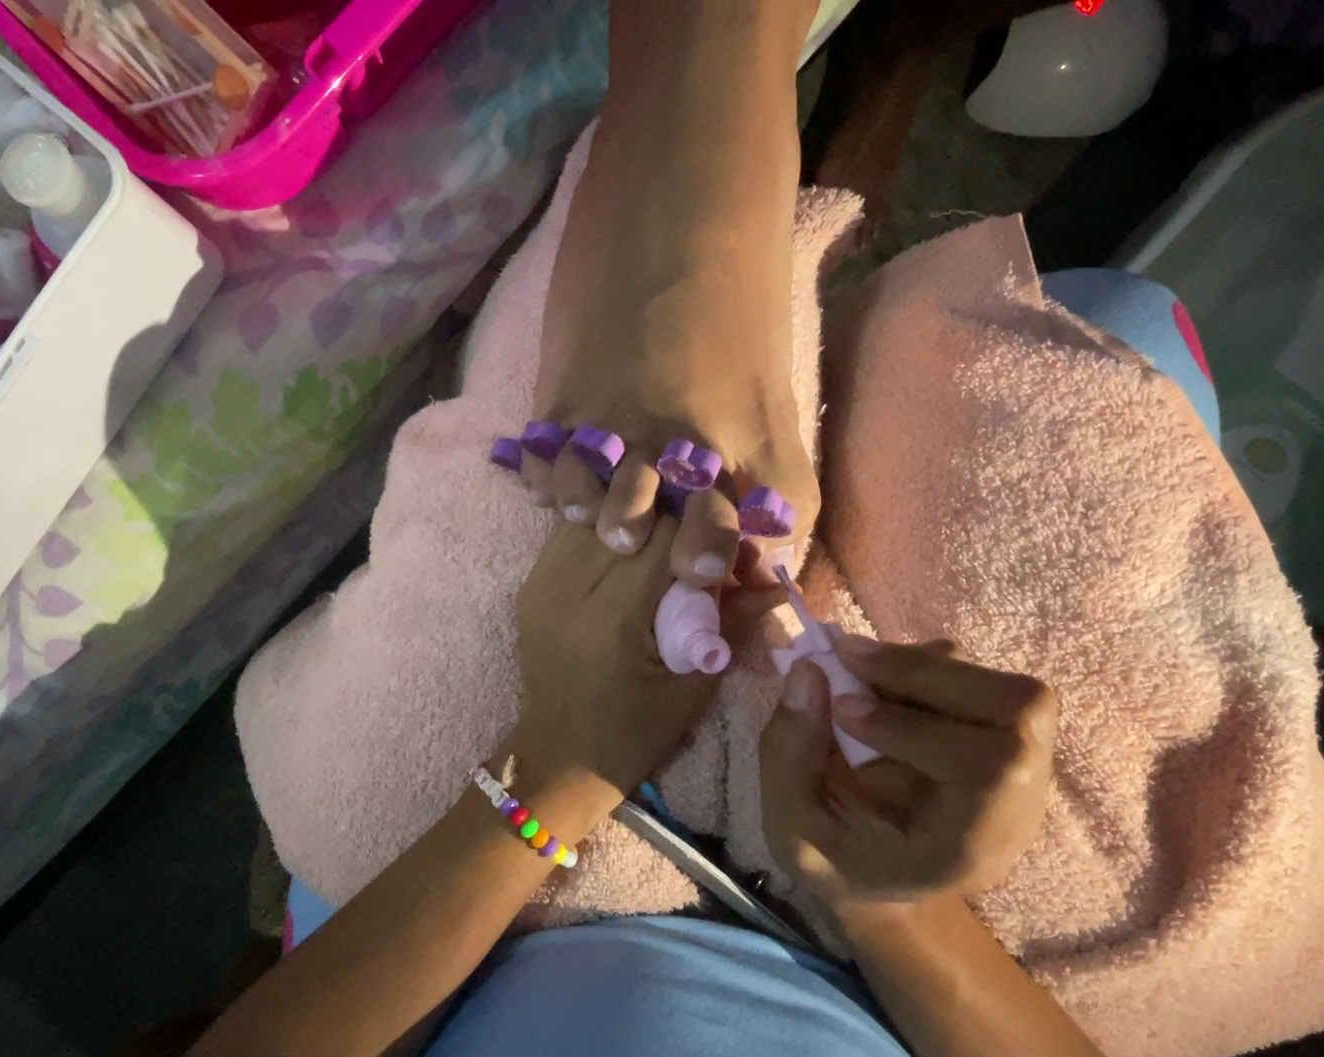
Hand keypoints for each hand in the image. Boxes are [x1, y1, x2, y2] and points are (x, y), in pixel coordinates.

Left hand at [503, 518, 727, 815]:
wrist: (559, 756)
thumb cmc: (634, 733)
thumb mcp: (693, 687)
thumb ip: (731, 626)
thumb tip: (777, 581)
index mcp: (615, 618)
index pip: (668, 536)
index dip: (700, 535)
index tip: (716, 554)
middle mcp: (571, 590)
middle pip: (631, 517)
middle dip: (669, 523)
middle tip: (690, 545)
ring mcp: (541, 584)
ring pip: (595, 515)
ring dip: (631, 521)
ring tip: (655, 545)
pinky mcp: (528, 585)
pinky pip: (568, 536)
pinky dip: (598, 533)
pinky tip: (621, 550)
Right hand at [517, 8, 821, 589]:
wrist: (684, 188)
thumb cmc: (743, 279)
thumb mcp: (777, 381)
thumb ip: (768, 464)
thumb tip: (755, 536)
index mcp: (755, 442)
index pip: (751, 553)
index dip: (736, 586)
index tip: (724, 600)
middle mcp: (686, 445)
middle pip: (666, 547)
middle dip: (661, 565)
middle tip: (650, 556)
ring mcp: (617, 422)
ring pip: (594, 513)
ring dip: (596, 519)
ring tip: (598, 505)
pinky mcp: (561, 395)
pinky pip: (546, 469)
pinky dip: (549, 481)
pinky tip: (555, 470)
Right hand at [759, 636, 1057, 905]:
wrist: (880, 876)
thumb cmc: (834, 858)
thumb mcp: (789, 824)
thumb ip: (787, 753)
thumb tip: (807, 669)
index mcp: (968, 843)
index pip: (989, 768)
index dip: (915, 726)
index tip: (840, 710)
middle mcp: (1016, 804)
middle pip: (1018, 711)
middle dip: (924, 671)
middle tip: (846, 654)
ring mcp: (1022, 769)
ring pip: (1003, 687)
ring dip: (922, 664)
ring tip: (857, 669)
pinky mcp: (1005, 738)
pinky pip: (984, 681)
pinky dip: (925, 666)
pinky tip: (878, 682)